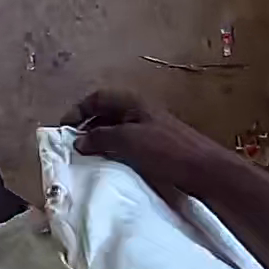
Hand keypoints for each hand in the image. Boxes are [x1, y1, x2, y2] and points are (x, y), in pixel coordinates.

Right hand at [63, 90, 242, 195]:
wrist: (204, 169)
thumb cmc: (166, 150)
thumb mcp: (128, 141)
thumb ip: (101, 138)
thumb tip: (80, 141)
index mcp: (133, 103)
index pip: (97, 98)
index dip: (78, 110)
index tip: (64, 128)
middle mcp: (140, 111)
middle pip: (106, 112)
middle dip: (87, 125)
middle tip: (73, 144)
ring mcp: (149, 128)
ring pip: (116, 129)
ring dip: (100, 139)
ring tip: (87, 156)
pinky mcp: (156, 146)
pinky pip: (127, 143)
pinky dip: (113, 150)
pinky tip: (109, 163)